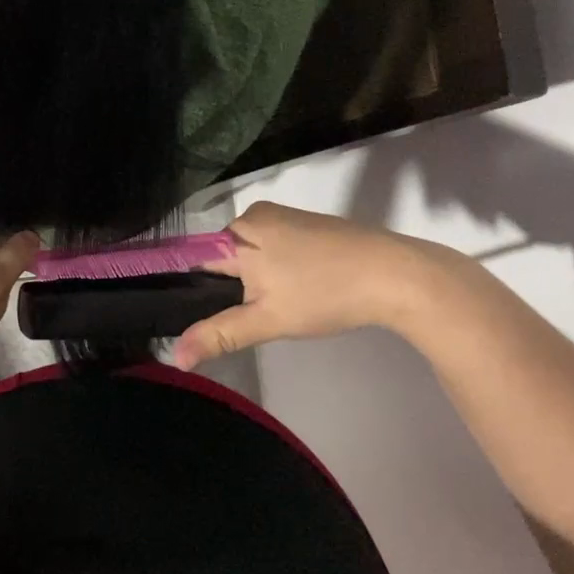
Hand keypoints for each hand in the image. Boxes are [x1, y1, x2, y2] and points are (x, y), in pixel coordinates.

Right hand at [173, 202, 455, 368]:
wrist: (398, 275)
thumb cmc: (325, 294)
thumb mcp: (267, 320)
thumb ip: (218, 335)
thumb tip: (174, 358)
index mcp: (237, 232)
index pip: (192, 258)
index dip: (187, 287)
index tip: (189, 314)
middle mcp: (253, 215)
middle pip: (221, 256)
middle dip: (226, 286)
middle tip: (247, 317)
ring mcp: (283, 216)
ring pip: (249, 252)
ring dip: (252, 279)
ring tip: (275, 307)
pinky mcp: (307, 223)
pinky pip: (272, 246)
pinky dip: (274, 268)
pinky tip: (296, 290)